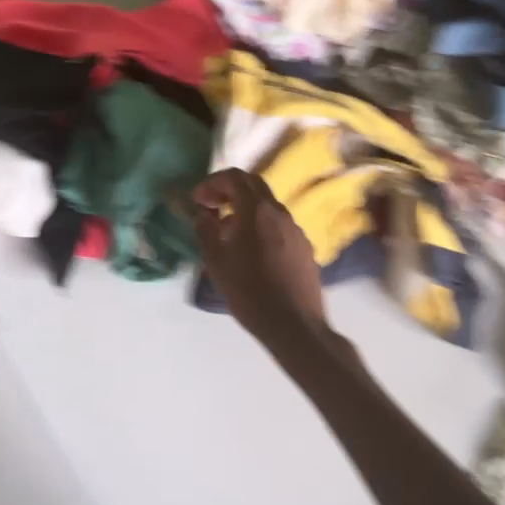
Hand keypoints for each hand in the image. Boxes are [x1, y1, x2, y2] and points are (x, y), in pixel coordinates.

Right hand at [188, 169, 329, 347]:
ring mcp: (296, 230)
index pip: (233, 177)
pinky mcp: (306, 249)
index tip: (198, 202)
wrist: (295, 327)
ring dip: (245, 209)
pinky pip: (279, 226)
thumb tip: (202, 215)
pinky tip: (253, 253)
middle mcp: (279, 213)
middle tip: (212, 207)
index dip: (211, 183)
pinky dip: (261, 226)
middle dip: (229, 189)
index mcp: (256, 210)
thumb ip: (205, 229)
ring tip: (229, 234)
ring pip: (267, 206)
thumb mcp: (215, 260)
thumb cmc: (249, 291)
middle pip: (253, 184)